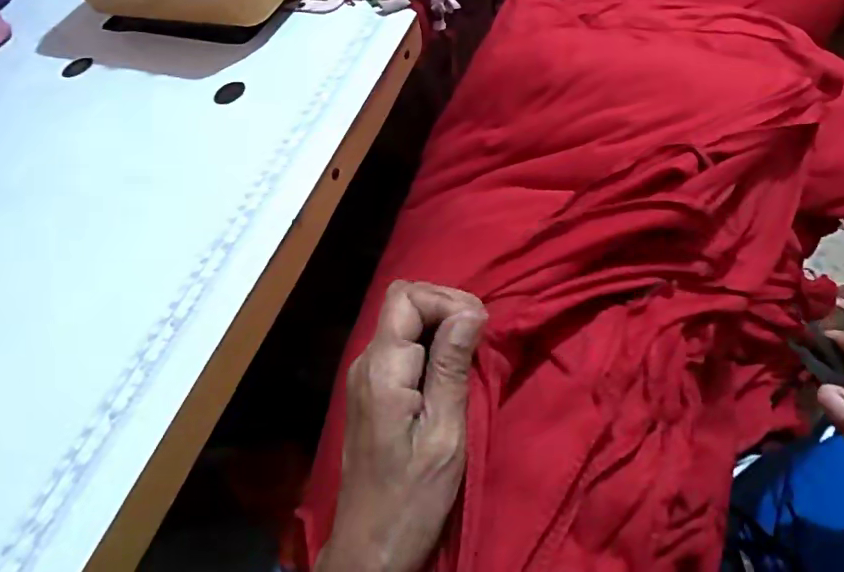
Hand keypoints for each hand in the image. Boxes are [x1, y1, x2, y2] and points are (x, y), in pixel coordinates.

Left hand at [317, 281, 486, 571]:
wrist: (369, 548)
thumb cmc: (412, 499)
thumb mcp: (444, 435)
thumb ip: (451, 367)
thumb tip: (471, 310)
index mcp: (381, 369)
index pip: (406, 297)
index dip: (446, 299)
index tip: (479, 325)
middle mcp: (365, 360)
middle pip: (402, 299)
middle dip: (444, 304)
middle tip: (478, 334)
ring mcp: (364, 373)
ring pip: (401, 317)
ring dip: (438, 321)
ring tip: (468, 350)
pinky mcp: (370, 386)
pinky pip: (399, 341)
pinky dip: (427, 340)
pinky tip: (448, 365)